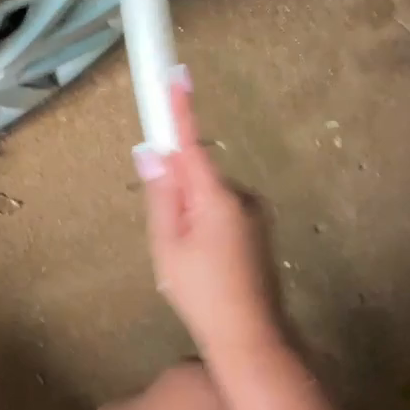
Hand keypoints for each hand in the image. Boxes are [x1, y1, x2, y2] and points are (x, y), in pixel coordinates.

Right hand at [135, 69, 287, 354]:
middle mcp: (240, 195)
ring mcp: (253, 212)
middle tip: (166, 238)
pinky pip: (219, 211)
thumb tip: (152, 153)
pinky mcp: (257, 229)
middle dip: (174, 190)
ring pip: (206, 196)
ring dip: (188, 214)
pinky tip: (202, 265)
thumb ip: (160, 196)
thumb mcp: (167, 245)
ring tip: (184, 262)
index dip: (181, 108)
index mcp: (215, 195)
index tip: (176, 73)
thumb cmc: (200, 291)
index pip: (191, 142)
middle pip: (196, 173)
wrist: (250, 336)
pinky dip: (203, 225)